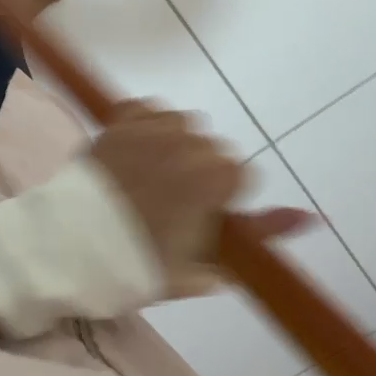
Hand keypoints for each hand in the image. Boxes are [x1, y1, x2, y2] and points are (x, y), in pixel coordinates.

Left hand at [89, 102, 314, 289]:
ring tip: (145, 179)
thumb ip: (260, 235)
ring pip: (181, 125)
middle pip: (209, 150)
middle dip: (195, 174)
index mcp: (214, 176)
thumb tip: (311, 217)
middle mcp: (187, 143)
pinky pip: (146, 109)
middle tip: (164, 205)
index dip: (221, 200)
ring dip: (172, 147)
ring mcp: (148, 129)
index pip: (239, 176)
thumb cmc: (133, 266)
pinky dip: (145, 125)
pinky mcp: (114, 124)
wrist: (64, 248)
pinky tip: (133, 152)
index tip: (197, 220)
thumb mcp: (202, 266)